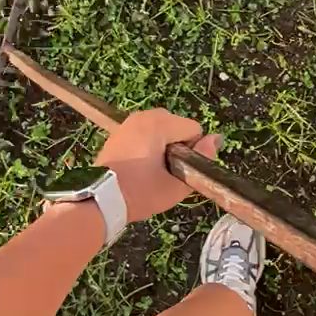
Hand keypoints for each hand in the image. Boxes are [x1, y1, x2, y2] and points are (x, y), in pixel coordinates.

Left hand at [94, 108, 220, 222]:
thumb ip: (202, 159)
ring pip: (162, 130)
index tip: (177, 170)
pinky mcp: (120, 131)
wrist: (99, 200)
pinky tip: (138, 167)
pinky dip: (147, 146)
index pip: (194, 129)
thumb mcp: (177, 183)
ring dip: (163, 147)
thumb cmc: (141, 192)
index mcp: (160, 123)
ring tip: (150, 172)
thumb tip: (216, 139)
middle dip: (177, 147)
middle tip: (164, 173)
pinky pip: (145, 134)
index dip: (192, 152)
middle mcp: (145, 115)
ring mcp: (130, 122)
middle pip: (178, 127)